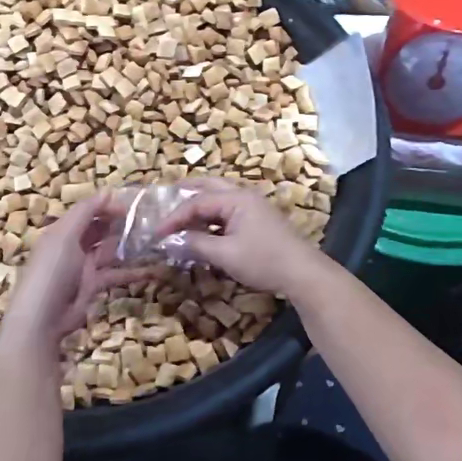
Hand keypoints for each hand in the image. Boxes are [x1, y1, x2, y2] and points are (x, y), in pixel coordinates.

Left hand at [0, 193, 152, 357]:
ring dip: (126, 245)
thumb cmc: (52, 270)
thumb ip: (85, 212)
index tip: (132, 205)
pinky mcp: (92, 286)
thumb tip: (108, 190)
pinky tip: (154, 270)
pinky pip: (114, 274)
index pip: (85, 212)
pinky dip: (132, 272)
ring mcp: (82, 267)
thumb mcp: (65, 235)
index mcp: (61, 230)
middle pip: (97, 229)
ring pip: (107, 250)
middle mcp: (71, 246)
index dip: (105, 206)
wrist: (43, 316)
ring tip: (152, 238)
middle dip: (118, 223)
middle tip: (146, 219)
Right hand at [155, 179, 328, 297]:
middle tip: (166, 195)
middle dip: (186, 191)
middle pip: (209, 186)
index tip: (156, 233)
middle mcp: (244, 196)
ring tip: (181, 209)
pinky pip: (228, 209)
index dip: (173, 217)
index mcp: (235, 199)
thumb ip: (196, 244)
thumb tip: (172, 241)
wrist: (305, 275)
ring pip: (220, 195)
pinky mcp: (258, 220)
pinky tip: (203, 226)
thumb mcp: (225, 255)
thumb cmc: (263, 261)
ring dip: (199, 202)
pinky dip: (211, 214)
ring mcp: (253, 207)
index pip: (196, 202)